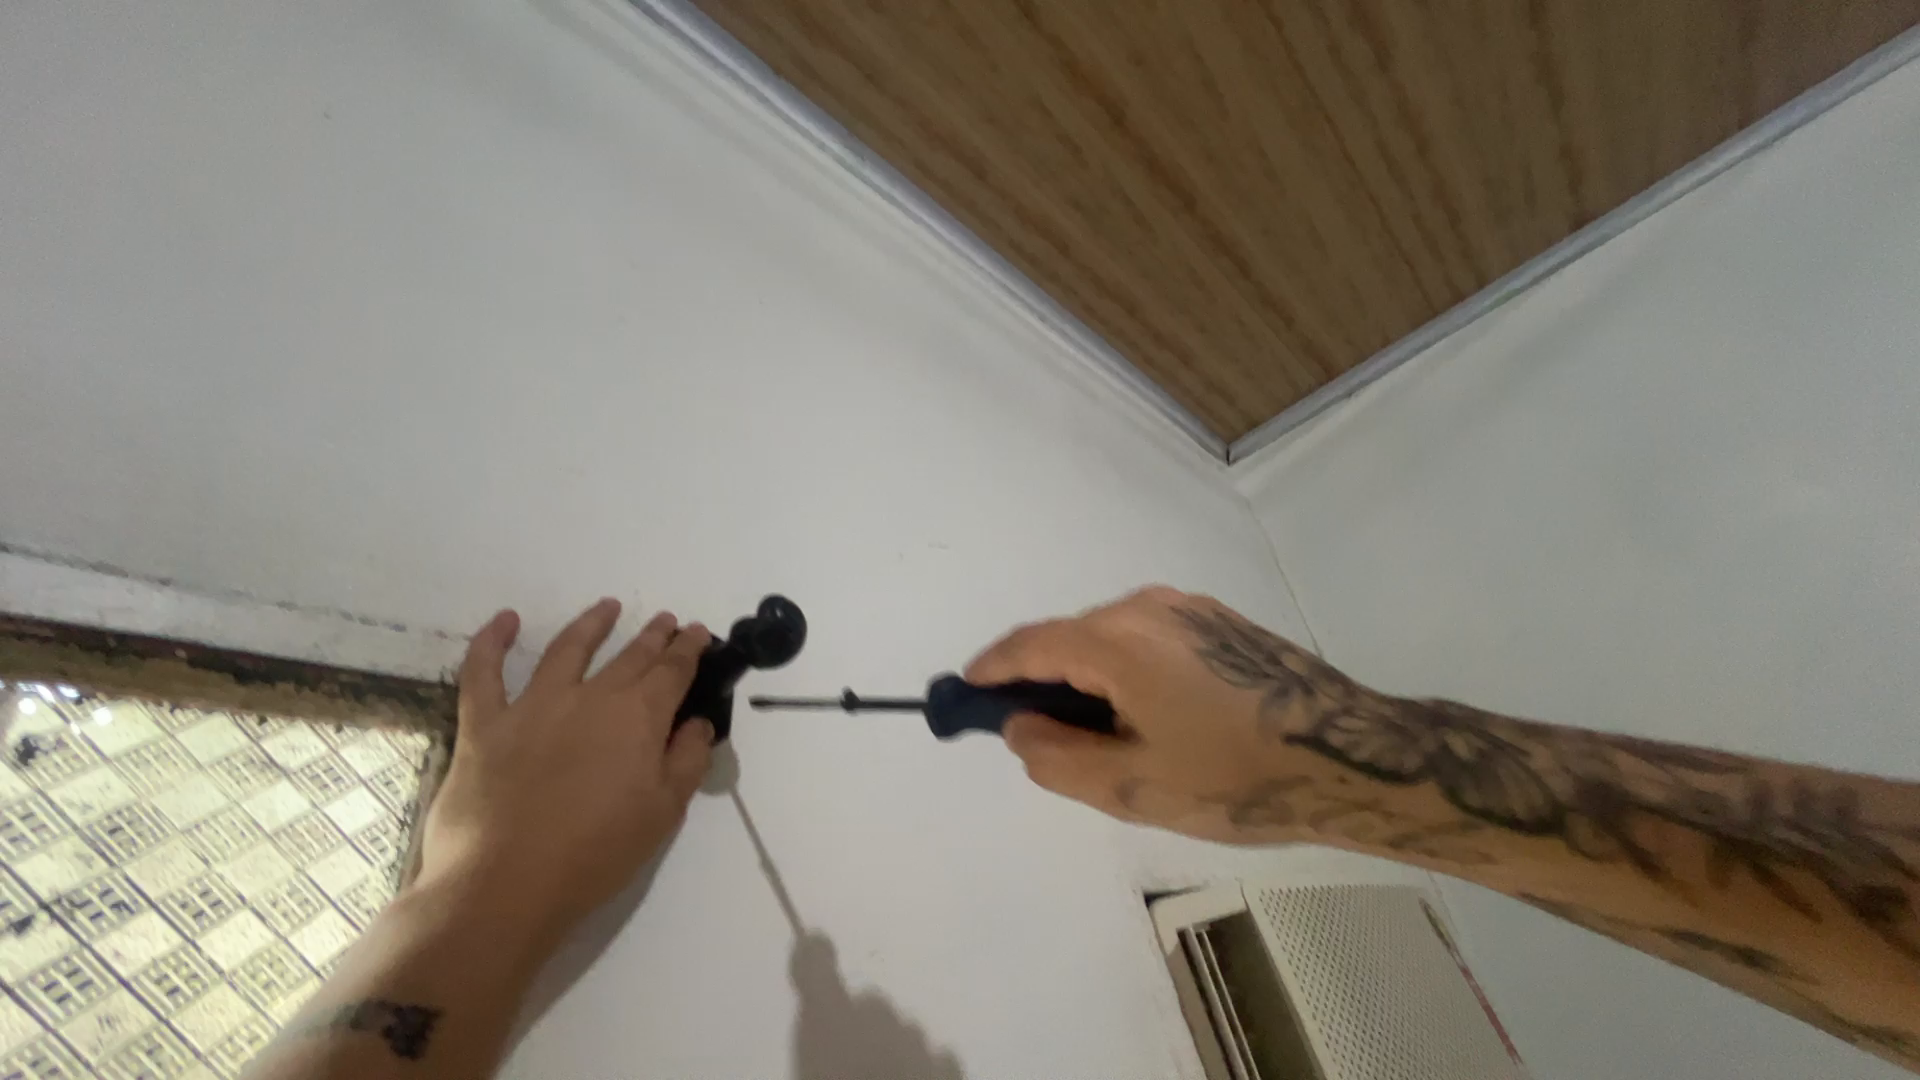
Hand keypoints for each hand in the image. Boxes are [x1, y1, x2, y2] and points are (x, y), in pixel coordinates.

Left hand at [413, 600, 714, 945]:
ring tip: (607, 607)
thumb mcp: (665, 811)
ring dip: (592, 624)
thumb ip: (687, 758)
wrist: (504, 887)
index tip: (699, 633)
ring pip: (567, 649)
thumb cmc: (596, 853)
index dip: (689, 648)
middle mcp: (591, 697)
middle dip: (654, 635)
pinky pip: (483, 674)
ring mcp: (534, 706)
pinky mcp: (485, 725)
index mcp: (639, 716)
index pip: (673, 670)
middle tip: (666, 621)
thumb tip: (697, 722)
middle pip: (631, 656)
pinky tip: (503, 620)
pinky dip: (491, 643)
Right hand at [966, 586, 1372, 843]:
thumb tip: (1019, 725)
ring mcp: (1186, 608)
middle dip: (1040, 678)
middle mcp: (1145, 607)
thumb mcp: (1133, 787)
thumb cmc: (1235, 778)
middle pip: (1068, 637)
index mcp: (1118, 641)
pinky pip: (1145, 636)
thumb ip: (1055, 758)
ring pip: (1107, 636)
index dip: (991, 668)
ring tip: (1096, 732)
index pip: (1031, 644)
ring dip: (1084, 674)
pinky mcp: (1216, 619)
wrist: (1354, 757)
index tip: (967, 691)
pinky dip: (1122, 667)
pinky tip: (1145, 711)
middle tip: (1035, 732)